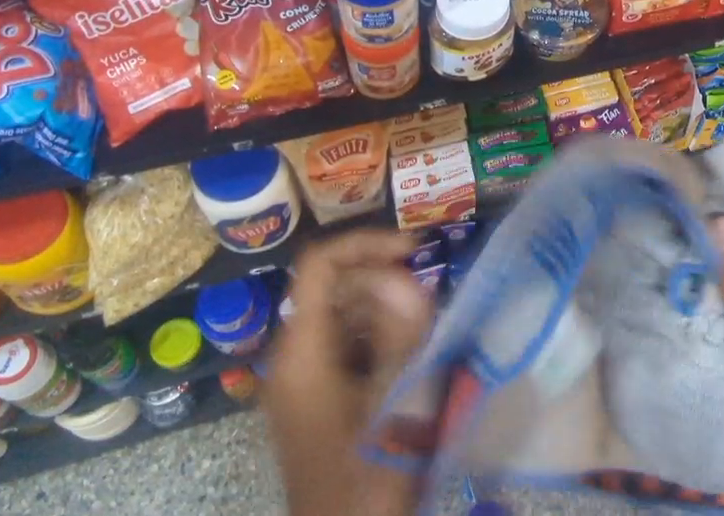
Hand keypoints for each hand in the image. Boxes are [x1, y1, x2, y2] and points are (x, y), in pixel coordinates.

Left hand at [265, 230, 433, 515]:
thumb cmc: (369, 480)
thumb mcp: (396, 400)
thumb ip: (403, 331)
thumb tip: (407, 277)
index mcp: (301, 354)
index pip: (319, 265)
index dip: (366, 244)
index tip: (416, 250)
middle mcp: (292, 359)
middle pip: (333, 287)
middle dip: (384, 280)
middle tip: (432, 300)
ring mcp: (301, 382)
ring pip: (343, 316)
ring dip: (386, 310)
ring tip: (428, 329)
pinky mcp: (316, 401)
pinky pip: (346, 346)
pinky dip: (379, 337)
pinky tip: (412, 358)